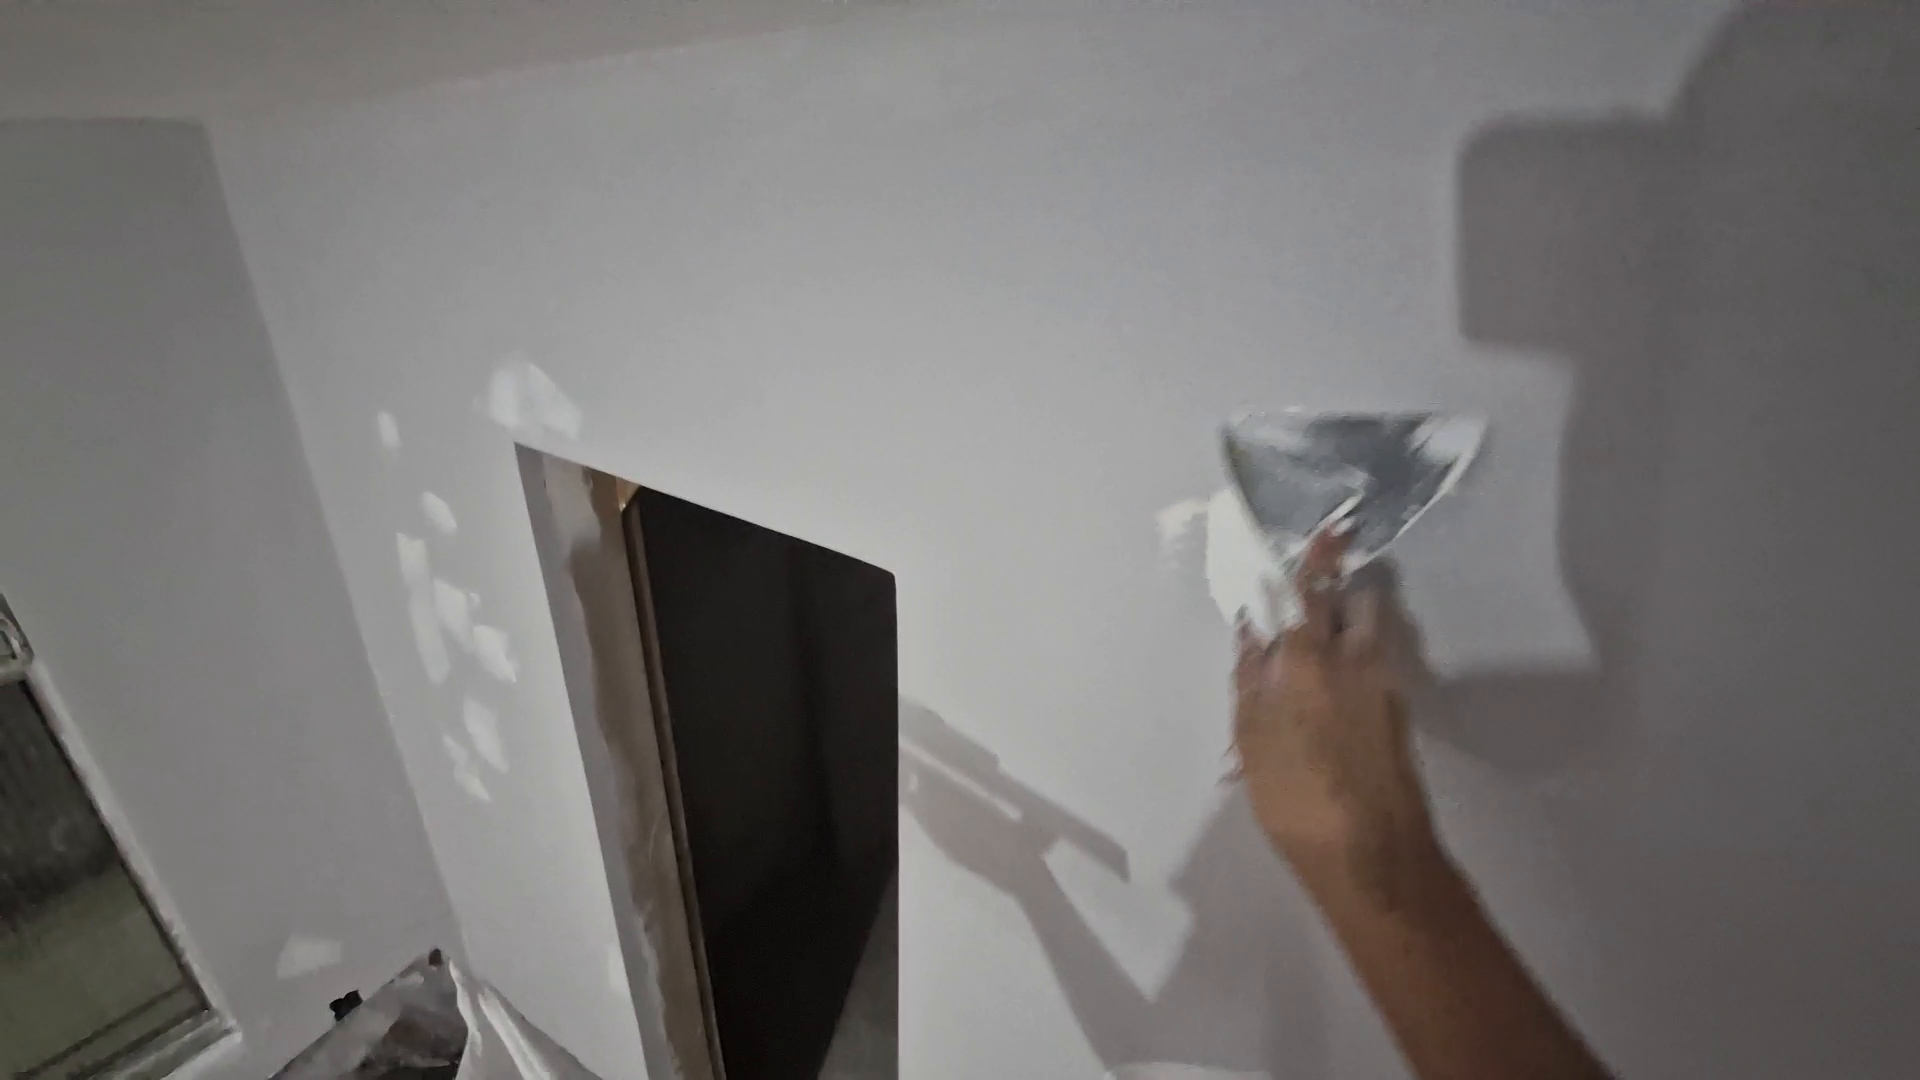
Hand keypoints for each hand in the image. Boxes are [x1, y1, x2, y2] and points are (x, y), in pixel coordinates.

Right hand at [1231, 529, 1439, 906]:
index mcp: (1313, 658)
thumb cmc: (1294, 788)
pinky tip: (1320, 708)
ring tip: (1308, 663)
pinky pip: (1373, 674)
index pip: (1315, 592)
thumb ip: (1250, 673)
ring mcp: (1386, 692)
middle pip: (1362, 606)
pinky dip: (1352, 671)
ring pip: (1372, 639)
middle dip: (1342, 591)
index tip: (1333, 527)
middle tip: (1309, 605)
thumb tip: (1252, 627)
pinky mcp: (1397, 720)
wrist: (1371, 855)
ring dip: (1348, 632)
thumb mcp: (1251, 730)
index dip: (1320, 557)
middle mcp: (1358, 664)